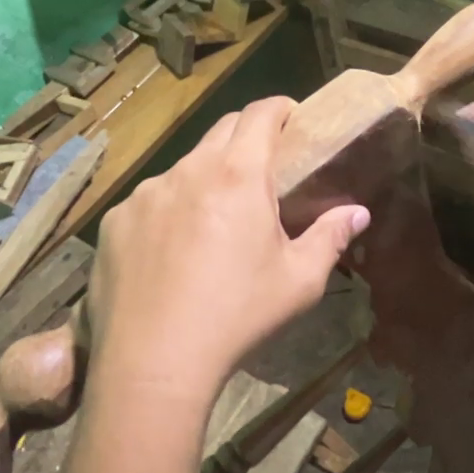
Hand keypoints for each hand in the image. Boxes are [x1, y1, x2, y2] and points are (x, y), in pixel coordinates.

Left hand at [87, 97, 371, 406]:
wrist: (153, 364)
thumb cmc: (238, 317)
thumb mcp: (299, 281)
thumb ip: (331, 238)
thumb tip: (358, 213)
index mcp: (238, 175)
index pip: (260, 113)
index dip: (280, 108)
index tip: (292, 118)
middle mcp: (189, 170)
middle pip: (222, 129)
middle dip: (247, 136)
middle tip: (264, 167)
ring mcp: (146, 194)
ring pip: (184, 168)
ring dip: (206, 177)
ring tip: (215, 218)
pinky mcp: (115, 221)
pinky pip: (149, 201)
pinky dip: (168, 210)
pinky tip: (171, 252)